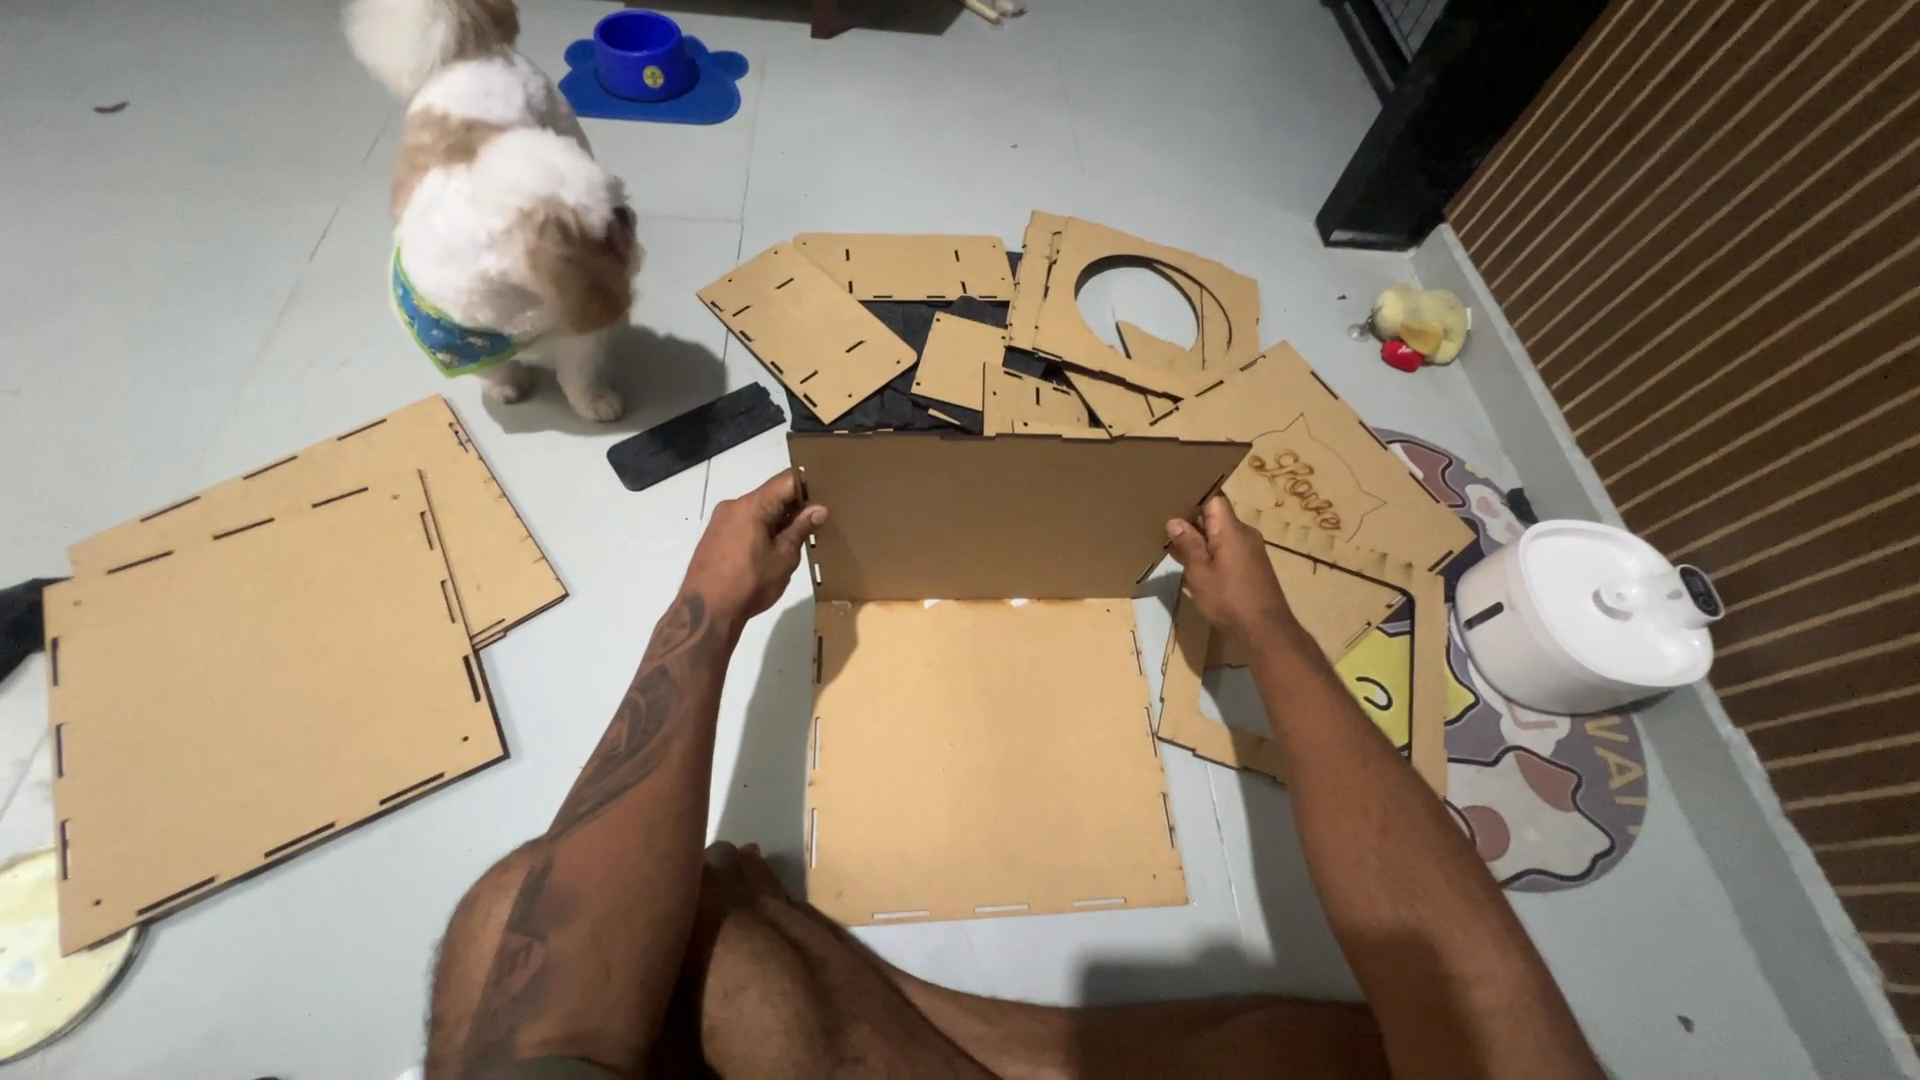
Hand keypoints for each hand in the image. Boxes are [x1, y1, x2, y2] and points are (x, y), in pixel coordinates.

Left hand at [684, 470, 825, 627]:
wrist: (705, 612)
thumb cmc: (749, 583)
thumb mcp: (783, 557)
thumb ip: (801, 528)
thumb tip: (820, 509)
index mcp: (752, 505)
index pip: (786, 480)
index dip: (809, 485)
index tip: (828, 495)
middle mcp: (733, 505)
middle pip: (771, 494)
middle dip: (795, 505)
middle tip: (818, 520)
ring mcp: (721, 521)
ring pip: (758, 510)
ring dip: (778, 519)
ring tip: (798, 538)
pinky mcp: (715, 536)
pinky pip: (745, 522)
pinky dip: (762, 528)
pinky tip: (773, 549)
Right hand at [1165, 495, 1295, 642]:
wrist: (1265, 630)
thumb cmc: (1228, 599)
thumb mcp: (1199, 572)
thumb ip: (1188, 544)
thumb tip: (1174, 521)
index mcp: (1231, 530)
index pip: (1214, 499)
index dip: (1194, 498)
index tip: (1172, 502)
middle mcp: (1244, 534)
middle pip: (1216, 516)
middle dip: (1192, 521)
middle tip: (1164, 526)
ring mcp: (1251, 550)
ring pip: (1221, 534)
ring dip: (1200, 539)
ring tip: (1173, 546)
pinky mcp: (1252, 565)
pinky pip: (1228, 549)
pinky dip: (1211, 552)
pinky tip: (1193, 564)